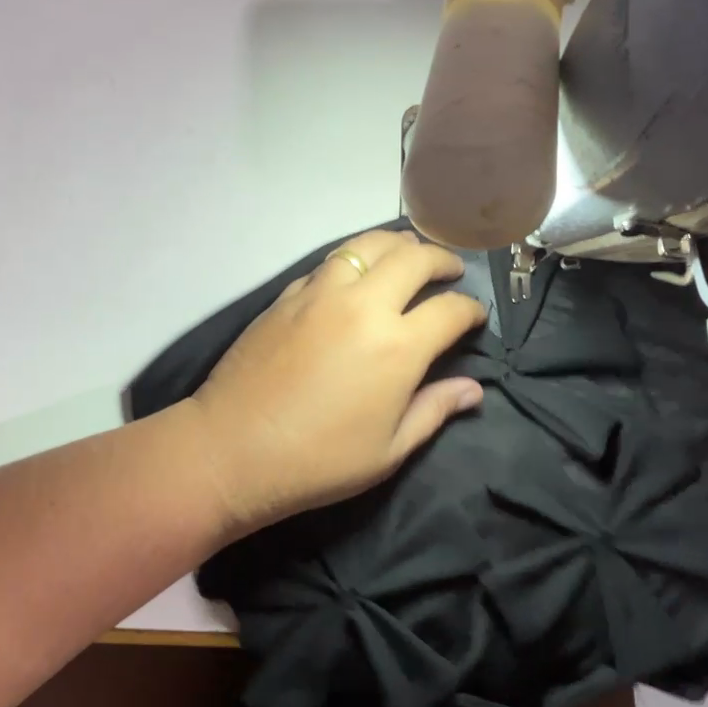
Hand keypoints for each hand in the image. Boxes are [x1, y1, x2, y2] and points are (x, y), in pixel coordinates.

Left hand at [182, 230, 488, 533]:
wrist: (232, 450)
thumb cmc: (318, 462)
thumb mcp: (388, 450)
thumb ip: (434, 410)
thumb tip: (472, 389)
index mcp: (398, 346)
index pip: (451, 309)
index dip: (471, 310)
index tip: (475, 317)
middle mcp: (363, 306)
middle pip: (414, 259)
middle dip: (441, 260)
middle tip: (449, 271)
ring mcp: (320, 295)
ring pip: (367, 246)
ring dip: (396, 244)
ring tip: (406, 253)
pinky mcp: (286, 297)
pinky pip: (329, 263)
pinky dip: (354, 260)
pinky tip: (355, 274)